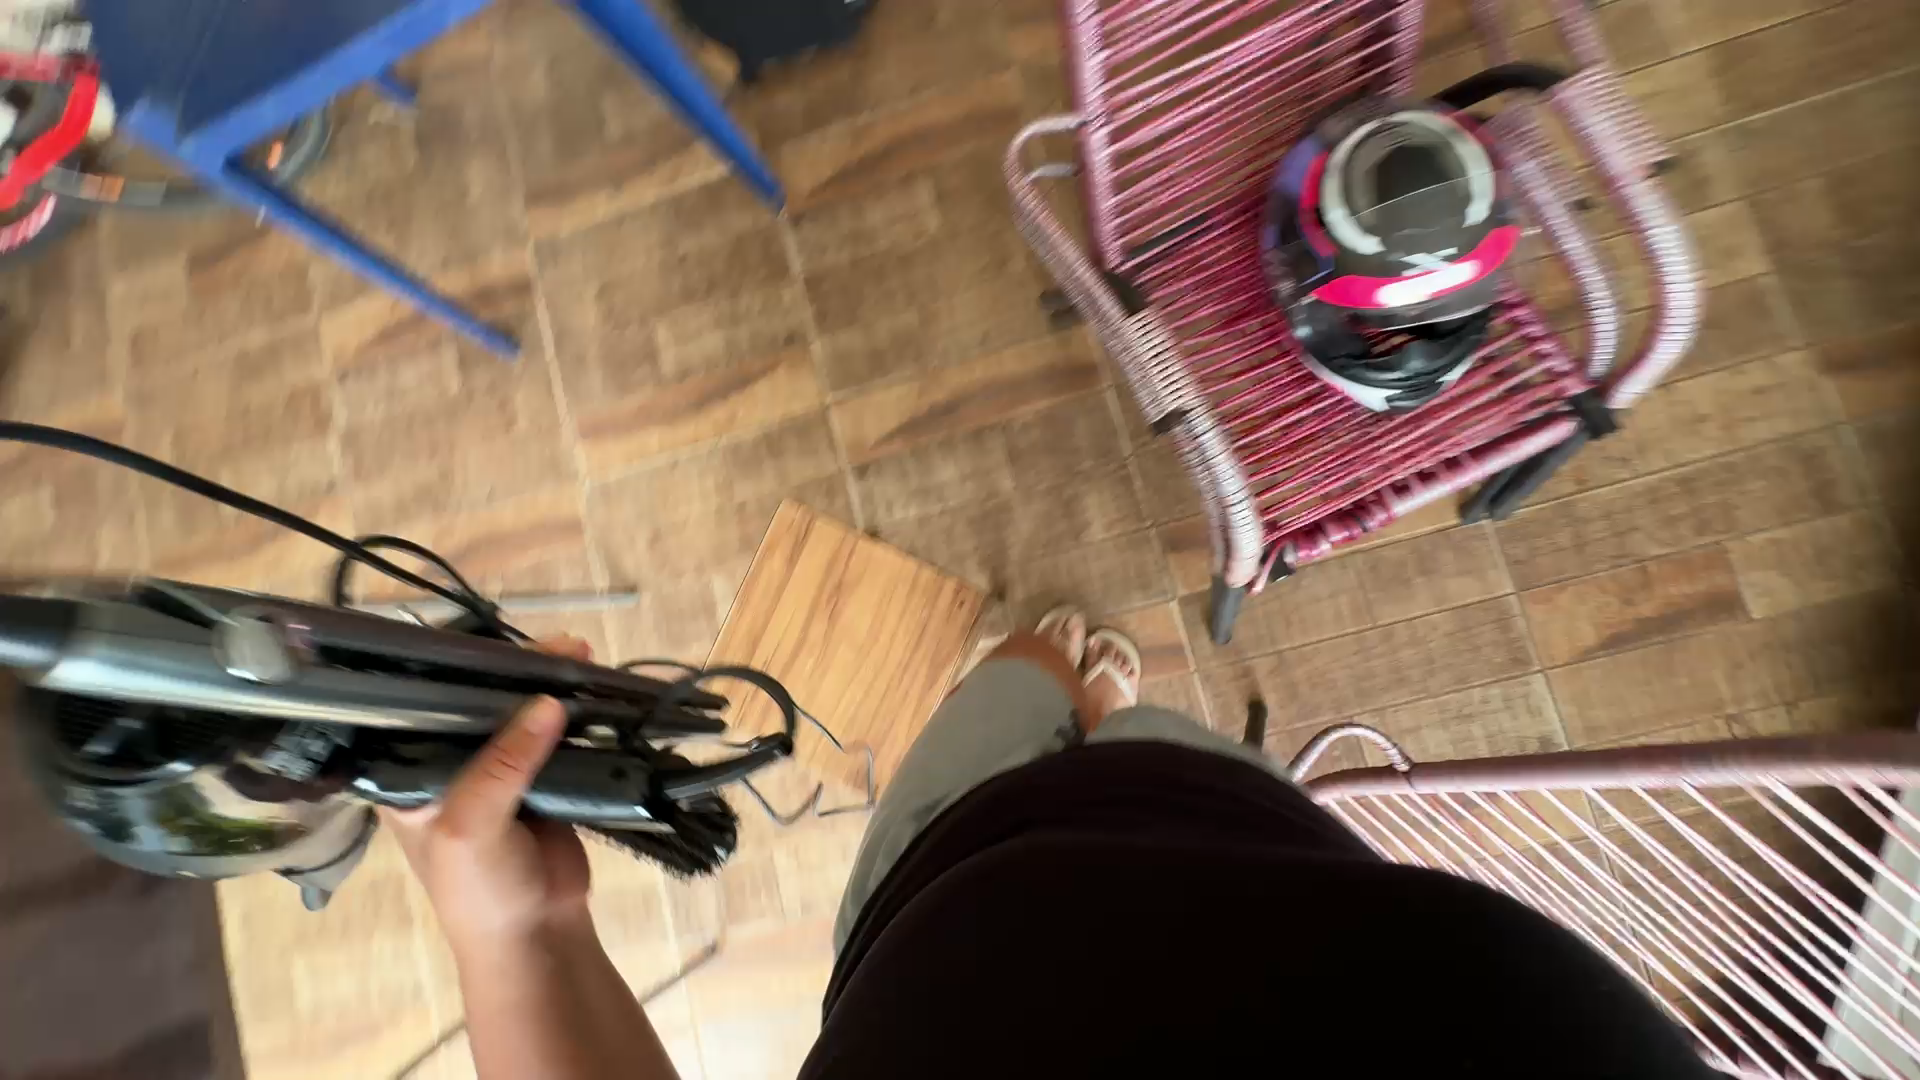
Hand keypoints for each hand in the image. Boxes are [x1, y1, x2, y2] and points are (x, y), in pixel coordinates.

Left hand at [381, 637, 594, 952]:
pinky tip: (594, 687)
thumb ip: (502, 766)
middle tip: (560, 648)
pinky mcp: (545, 776)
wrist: (538, 933)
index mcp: (411, 775)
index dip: (455, 672)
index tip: (494, 643)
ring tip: (581, 655)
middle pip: (480, 703)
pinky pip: (557, 733)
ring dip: (551, 684)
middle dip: (517, 671)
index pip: (424, 709)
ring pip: (522, 713)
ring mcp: (502, 769)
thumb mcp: (472, 829)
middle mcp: (452, 765)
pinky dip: (576, 709)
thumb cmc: (481, 890)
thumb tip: (550, 703)